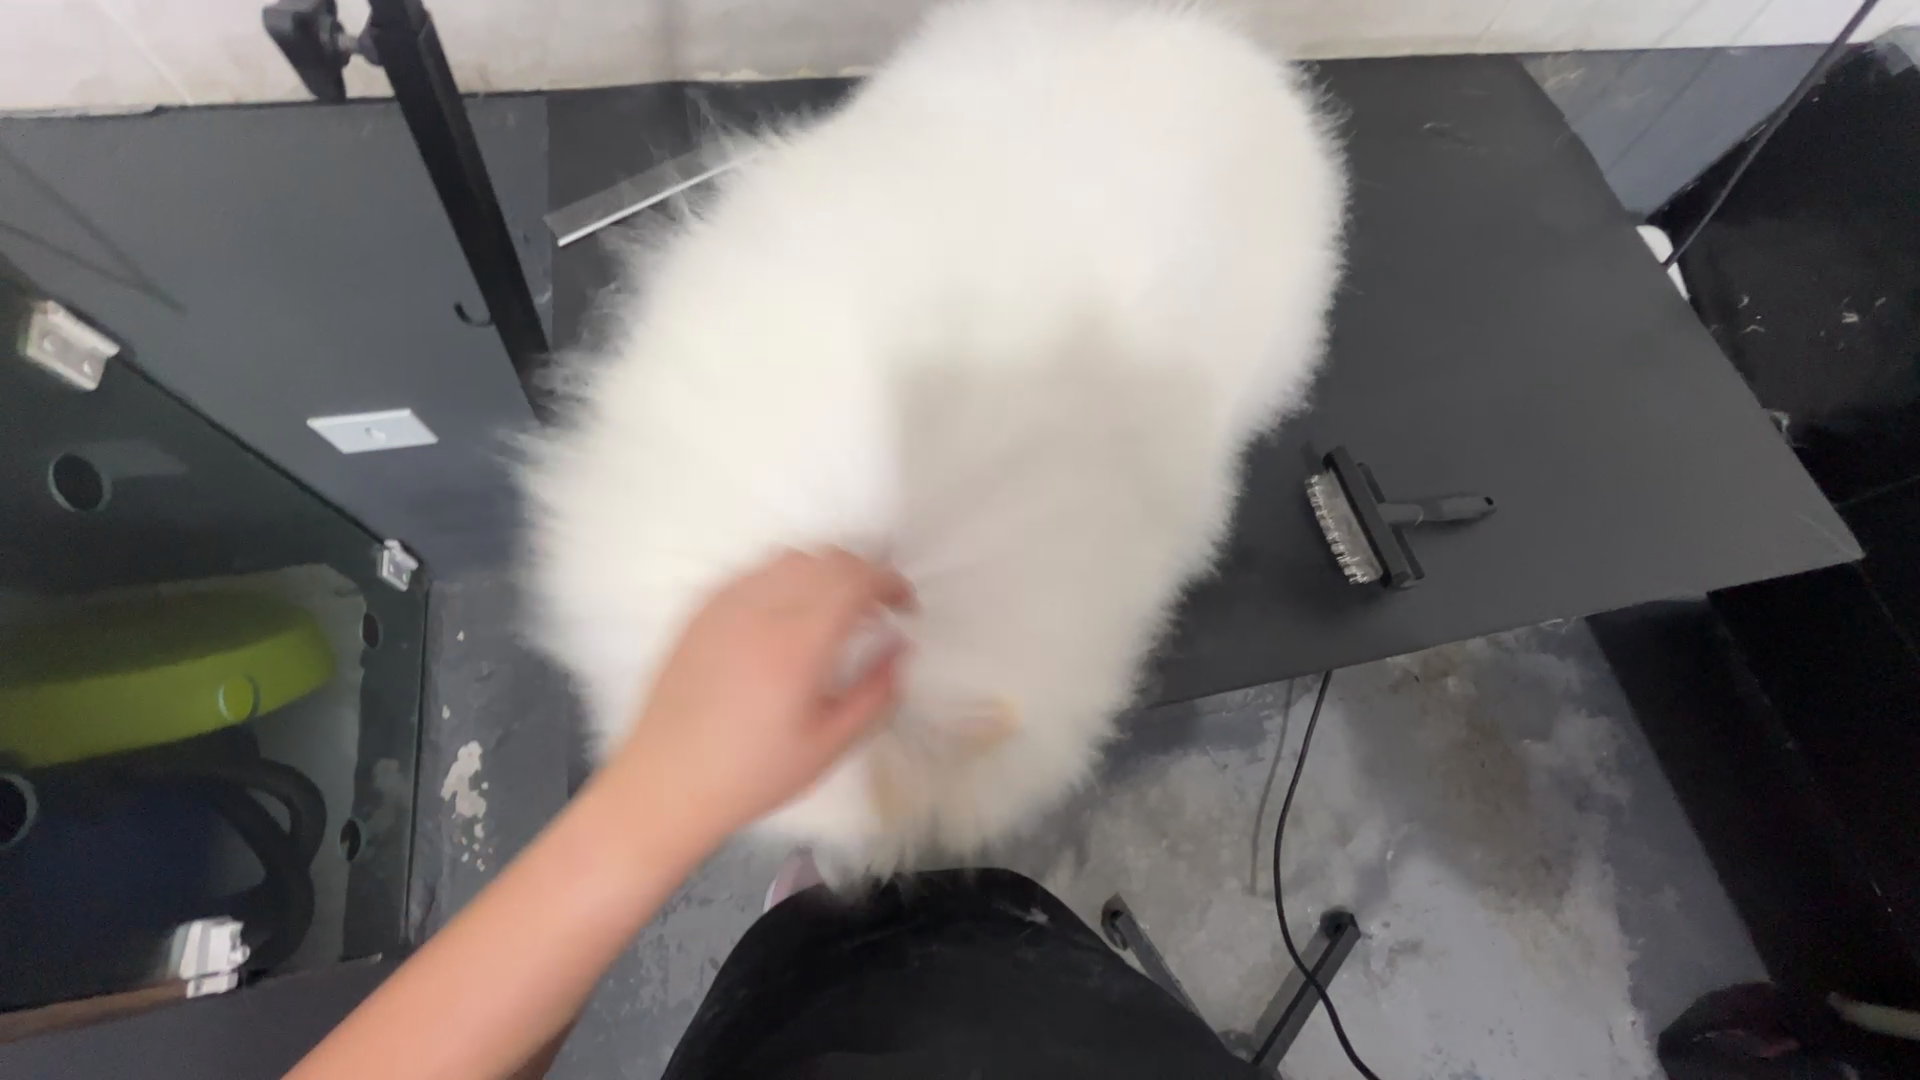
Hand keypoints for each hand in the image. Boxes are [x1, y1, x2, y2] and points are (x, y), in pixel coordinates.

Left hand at [609, 548, 913, 844]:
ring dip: (826, 572)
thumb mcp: (830, 746)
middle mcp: (760, 610)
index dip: (890, 582)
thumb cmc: (753, 775)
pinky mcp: (700, 611)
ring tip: (836, 609)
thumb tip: (901, 647)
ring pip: (791, 558)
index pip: (856, 580)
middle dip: (864, 574)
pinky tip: (789, 616)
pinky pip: (755, 573)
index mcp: (797, 644)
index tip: (905, 605)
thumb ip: (876, 692)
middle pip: (827, 559)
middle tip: (877, 609)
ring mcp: (724, 605)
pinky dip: (787, 579)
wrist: (662, 788)